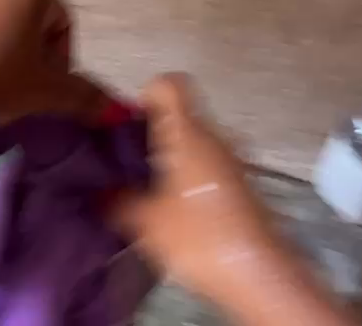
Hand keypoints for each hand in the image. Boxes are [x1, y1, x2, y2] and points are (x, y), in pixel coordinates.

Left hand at [0, 0, 109, 127]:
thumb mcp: (43, 91)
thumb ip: (82, 96)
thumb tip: (116, 110)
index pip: (63, 24)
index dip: (60, 61)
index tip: (43, 90)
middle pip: (34, 19)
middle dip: (34, 54)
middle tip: (22, 88)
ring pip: (4, 21)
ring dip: (8, 50)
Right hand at [111, 75, 324, 317]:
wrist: (262, 277)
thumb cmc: (201, 238)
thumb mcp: (148, 224)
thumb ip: (119, 202)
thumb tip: (99, 192)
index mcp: (188, 133)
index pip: (171, 85)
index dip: (149, 91)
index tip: (132, 118)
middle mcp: (214, 137)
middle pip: (182, 114)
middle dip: (154, 131)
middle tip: (131, 159)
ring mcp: (233, 160)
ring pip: (196, 141)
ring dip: (174, 156)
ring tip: (150, 187)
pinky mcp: (243, 184)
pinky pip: (209, 163)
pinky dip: (191, 174)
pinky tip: (178, 208)